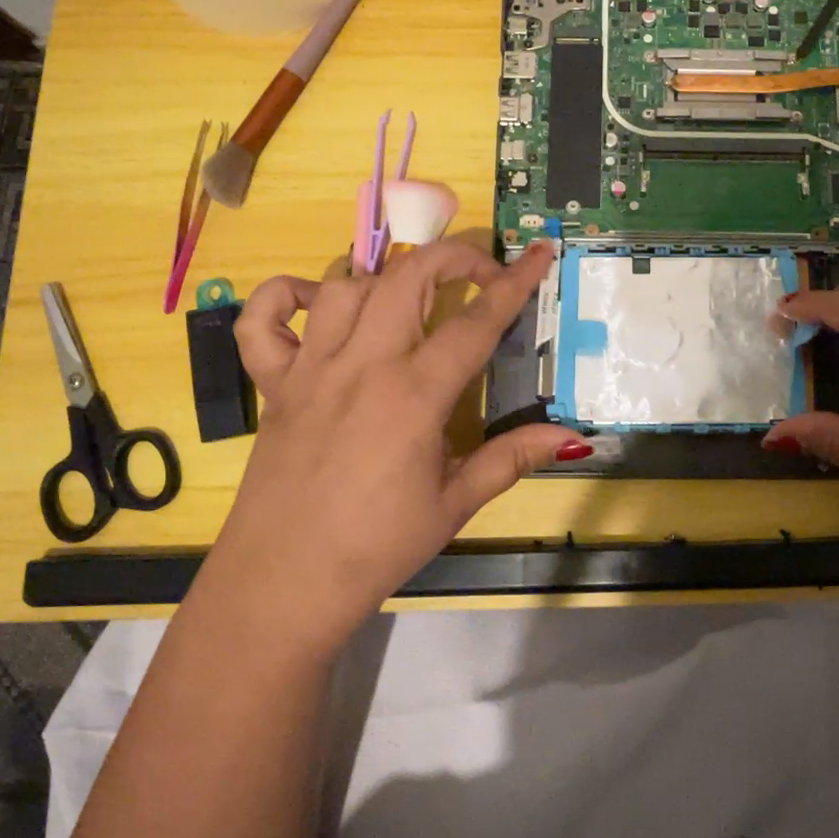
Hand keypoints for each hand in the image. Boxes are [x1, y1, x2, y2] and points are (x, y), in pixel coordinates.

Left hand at [213, 239, 584, 625]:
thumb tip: (574, 437)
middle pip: (409, 277)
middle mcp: (362, 366)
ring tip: (413, 298)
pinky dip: (285, 296)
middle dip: (454, 257)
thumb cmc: (377, 547)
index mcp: (414, 395)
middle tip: (482, 273)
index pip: (476, 322)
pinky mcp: (273, 385)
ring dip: (386, 277)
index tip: (540, 253)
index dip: (514, 284)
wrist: (283, 584)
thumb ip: (512, 458)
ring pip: (346, 285)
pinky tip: (318, 303)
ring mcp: (311, 369)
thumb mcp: (454, 503)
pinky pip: (264, 320)